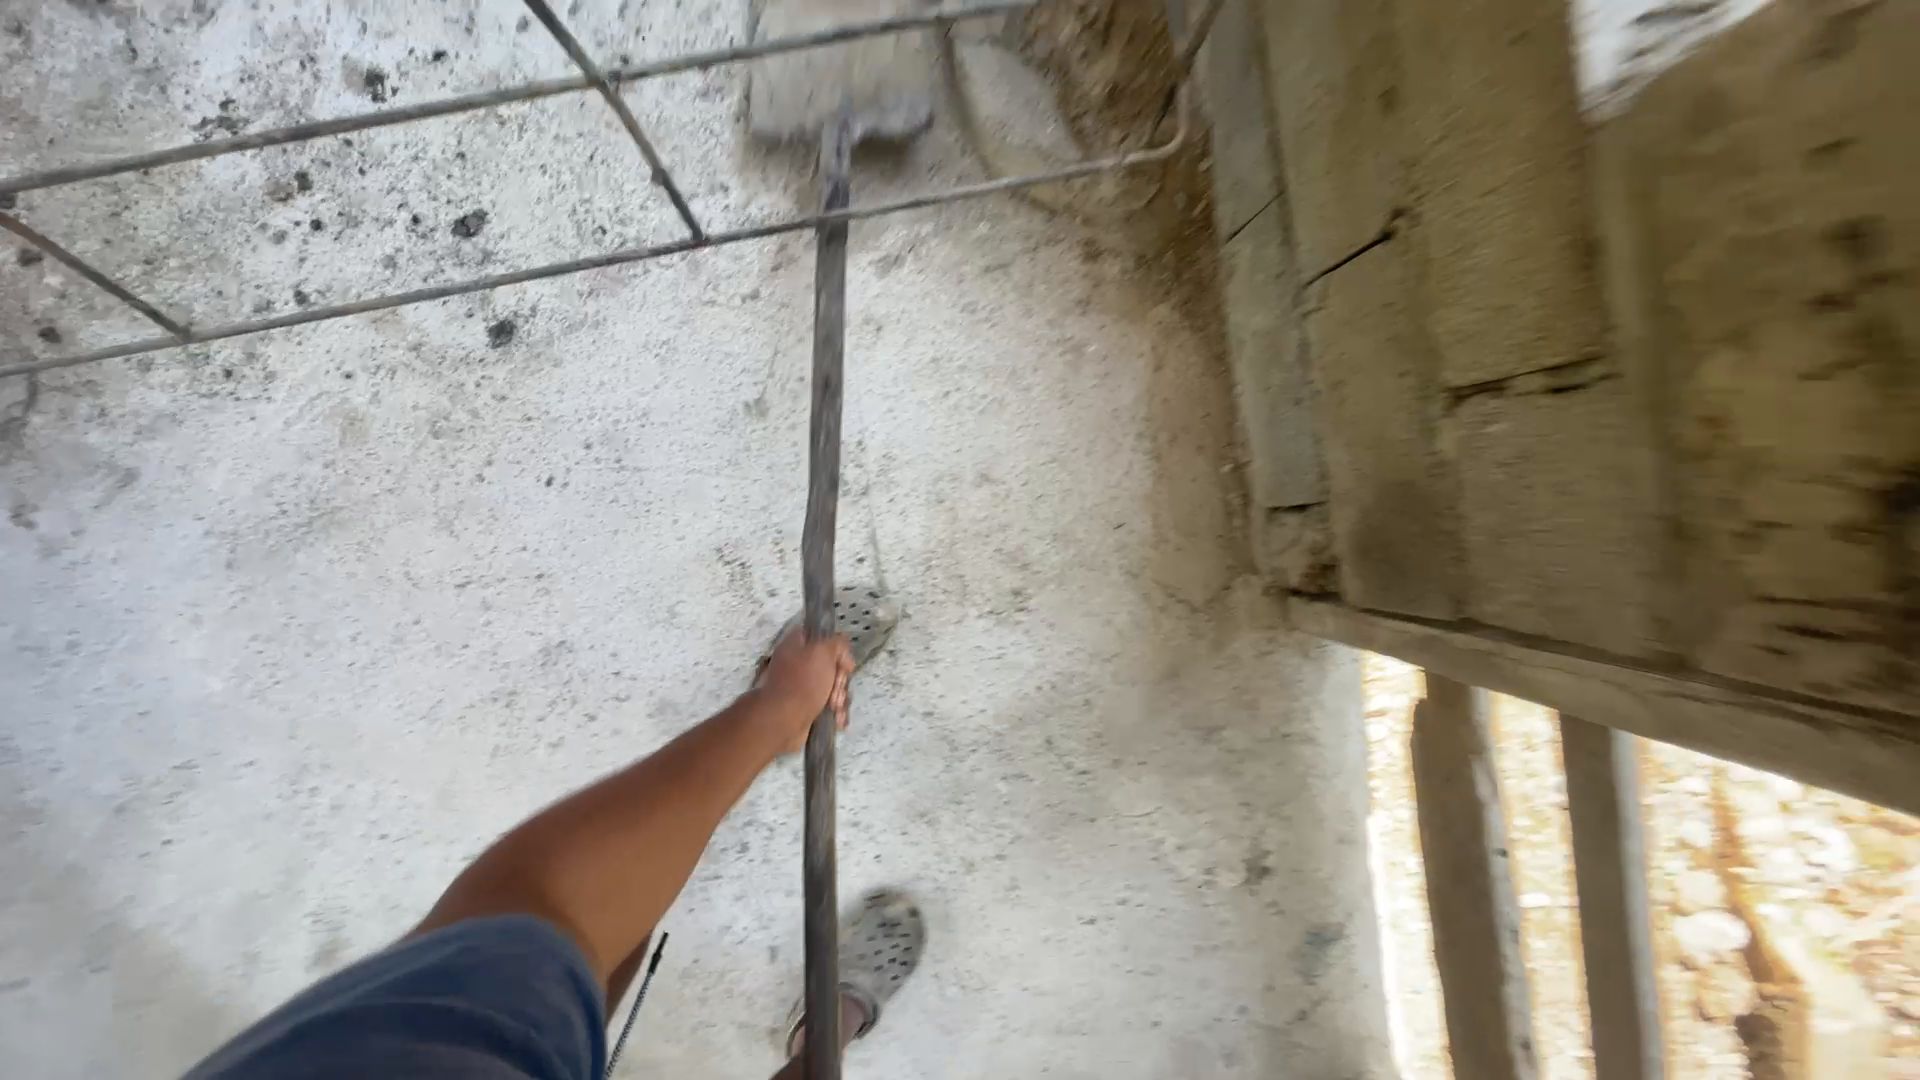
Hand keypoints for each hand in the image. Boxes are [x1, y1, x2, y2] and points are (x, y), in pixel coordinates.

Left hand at [755, 627, 854, 755]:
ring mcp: (802, 689)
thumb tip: (842, 652)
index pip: (821, 637)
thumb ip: (836, 643)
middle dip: (840, 679)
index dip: (836, 647)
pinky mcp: (808, 709)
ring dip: (840, 698)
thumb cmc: (803, 682)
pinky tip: (837, 719)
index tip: (843, 659)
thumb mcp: (822, 652)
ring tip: (834, 707)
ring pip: (834, 688)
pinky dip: (837, 713)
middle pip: (832, 666)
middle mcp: (798, 665)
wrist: (784, 721)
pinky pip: (830, 707)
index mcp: (796, 646)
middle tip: (836, 687)